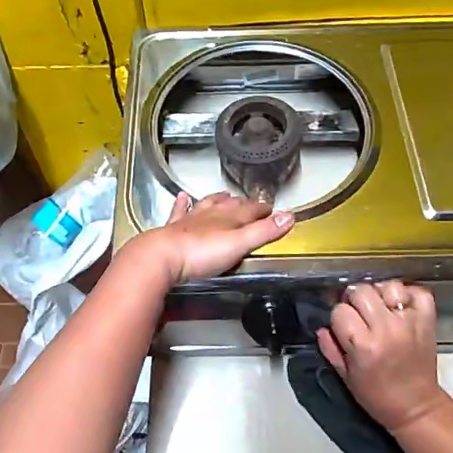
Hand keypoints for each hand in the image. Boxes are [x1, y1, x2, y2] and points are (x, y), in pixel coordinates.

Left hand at [131, 191, 293, 285]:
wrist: (162, 256)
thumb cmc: (202, 252)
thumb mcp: (240, 244)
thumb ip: (264, 231)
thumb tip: (290, 215)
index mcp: (230, 218)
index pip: (252, 210)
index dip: (264, 210)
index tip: (274, 210)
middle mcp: (211, 214)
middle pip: (231, 205)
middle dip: (243, 203)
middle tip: (252, 203)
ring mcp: (191, 220)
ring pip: (207, 204)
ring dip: (217, 200)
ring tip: (225, 195)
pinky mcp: (173, 229)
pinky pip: (180, 211)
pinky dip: (182, 203)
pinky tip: (182, 197)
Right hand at [316, 281, 452, 434]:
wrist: (416, 407)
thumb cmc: (377, 396)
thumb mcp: (346, 377)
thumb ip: (330, 349)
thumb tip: (323, 328)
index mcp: (363, 345)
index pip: (340, 311)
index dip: (339, 318)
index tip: (344, 328)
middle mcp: (386, 329)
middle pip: (361, 292)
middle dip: (355, 302)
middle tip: (360, 316)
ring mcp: (409, 322)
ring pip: (388, 286)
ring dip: (381, 295)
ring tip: (381, 309)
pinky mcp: (427, 320)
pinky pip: (417, 292)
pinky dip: (408, 295)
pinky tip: (400, 307)